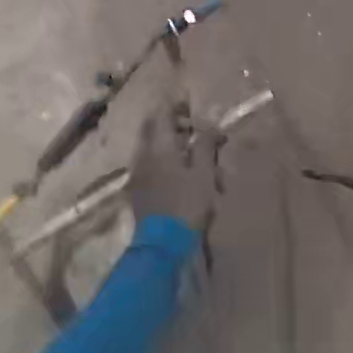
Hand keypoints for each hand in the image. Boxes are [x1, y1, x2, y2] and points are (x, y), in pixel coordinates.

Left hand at [127, 101, 219, 232]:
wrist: (161, 247)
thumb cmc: (186, 205)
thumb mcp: (203, 173)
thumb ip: (205, 145)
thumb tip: (210, 124)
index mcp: (158, 145)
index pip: (163, 113)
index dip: (178, 106)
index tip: (194, 105)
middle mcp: (143, 154)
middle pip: (159, 132)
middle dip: (181, 131)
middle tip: (202, 138)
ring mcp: (139, 174)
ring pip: (162, 154)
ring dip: (184, 157)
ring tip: (213, 178)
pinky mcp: (139, 192)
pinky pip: (157, 171)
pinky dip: (175, 172)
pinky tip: (194, 189)